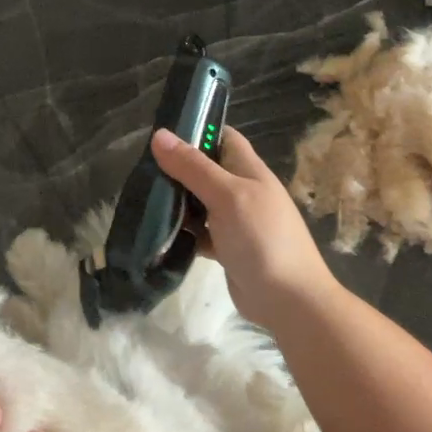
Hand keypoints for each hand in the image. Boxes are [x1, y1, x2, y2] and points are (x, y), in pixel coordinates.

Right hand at [151, 126, 335, 327]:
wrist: (289, 301)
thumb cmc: (262, 238)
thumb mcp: (226, 195)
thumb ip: (193, 167)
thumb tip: (159, 134)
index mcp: (249, 170)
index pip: (224, 137)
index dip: (198, 129)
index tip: (163, 133)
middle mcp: (243, 191)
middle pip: (207, 169)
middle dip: (179, 167)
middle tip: (143, 167)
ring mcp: (236, 221)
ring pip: (201, 201)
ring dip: (178, 200)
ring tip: (143, 195)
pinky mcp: (227, 248)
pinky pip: (200, 232)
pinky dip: (184, 231)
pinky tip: (160, 231)